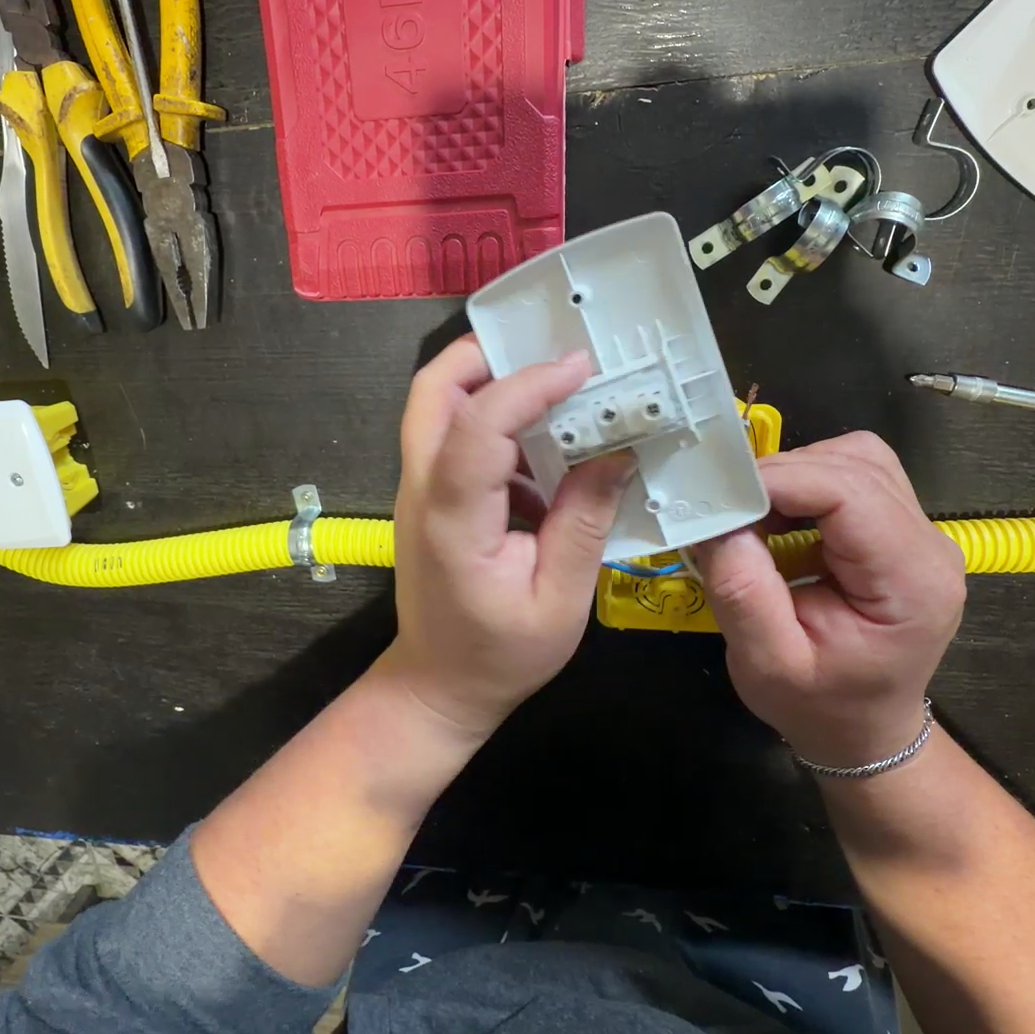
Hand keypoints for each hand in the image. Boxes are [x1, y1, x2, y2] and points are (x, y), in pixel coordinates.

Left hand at [384, 335, 632, 735]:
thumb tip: (616, 453)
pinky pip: (452, 437)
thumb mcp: (560, 601)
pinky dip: (492, 419)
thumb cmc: (499, 654)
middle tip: (546, 347)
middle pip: (430, 392)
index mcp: (453, 519)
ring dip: (488, 380)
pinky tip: (543, 441)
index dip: (528, 386)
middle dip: (484, 353)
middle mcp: (422, 491)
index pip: (479, 426)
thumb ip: (585, 522)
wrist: (436, 686)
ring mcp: (417, 491)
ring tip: (554, 383)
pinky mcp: (428, 498)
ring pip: (434, 407)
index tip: (581, 368)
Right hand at [691, 432, 965, 768]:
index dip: (780, 479)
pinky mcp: (897, 532)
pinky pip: (851, 479)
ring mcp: (919, 535)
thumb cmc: (818, 706)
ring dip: (793, 476)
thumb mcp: (766, 663)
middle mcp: (928, 546)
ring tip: (750, 516)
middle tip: (728, 509)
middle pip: (857, 463)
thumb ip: (743, 592)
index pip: (850, 491)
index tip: (720, 497)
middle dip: (782, 475)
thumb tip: (719, 521)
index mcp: (910, 581)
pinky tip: (774, 521)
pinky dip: (803, 486)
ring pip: (856, 460)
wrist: (863, 732)